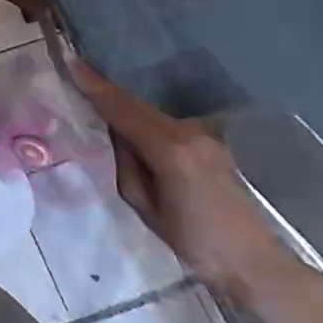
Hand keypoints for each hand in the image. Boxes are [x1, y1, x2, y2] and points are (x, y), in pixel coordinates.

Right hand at [71, 62, 309, 306]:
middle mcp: (187, 132)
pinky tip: (126, 128)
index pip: (122, 108)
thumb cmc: (194, 243)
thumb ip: (125, 165)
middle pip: (135, 104)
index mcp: (169, 148)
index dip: (93, 85)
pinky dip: (141, 121)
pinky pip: (164, 124)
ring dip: (122, 107)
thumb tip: (111, 136)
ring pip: (150, 113)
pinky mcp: (209, 143)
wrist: (253, 262)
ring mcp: (202, 135)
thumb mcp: (145, 207)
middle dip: (103, 91)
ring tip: (92, 103)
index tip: (69, 61)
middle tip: (72, 77)